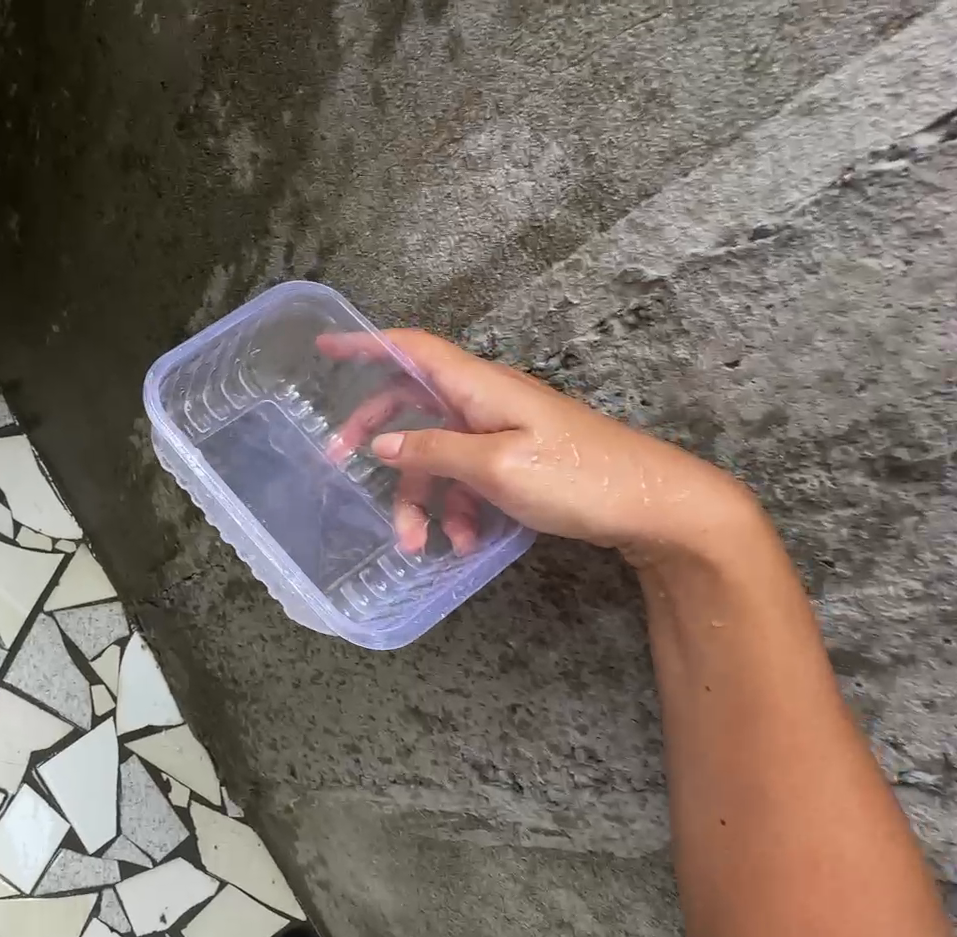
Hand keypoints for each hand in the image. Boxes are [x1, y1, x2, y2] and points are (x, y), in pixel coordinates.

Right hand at [338, 330, 762, 564]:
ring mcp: (498, 432)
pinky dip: (455, 509)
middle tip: (338, 463)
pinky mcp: (512, 460)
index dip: (366, 345)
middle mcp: (483, 402)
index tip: (324, 347)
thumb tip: (380, 444)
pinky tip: (462, 542)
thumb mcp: (496, 468)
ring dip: (419, 499)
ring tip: (417, 543)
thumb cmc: (580, 478)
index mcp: (479, 389)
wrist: (660, 509)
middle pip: (410, 408)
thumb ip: (432, 452)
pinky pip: (463, 478)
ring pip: (434, 456)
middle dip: (374, 438)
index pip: (412, 352)